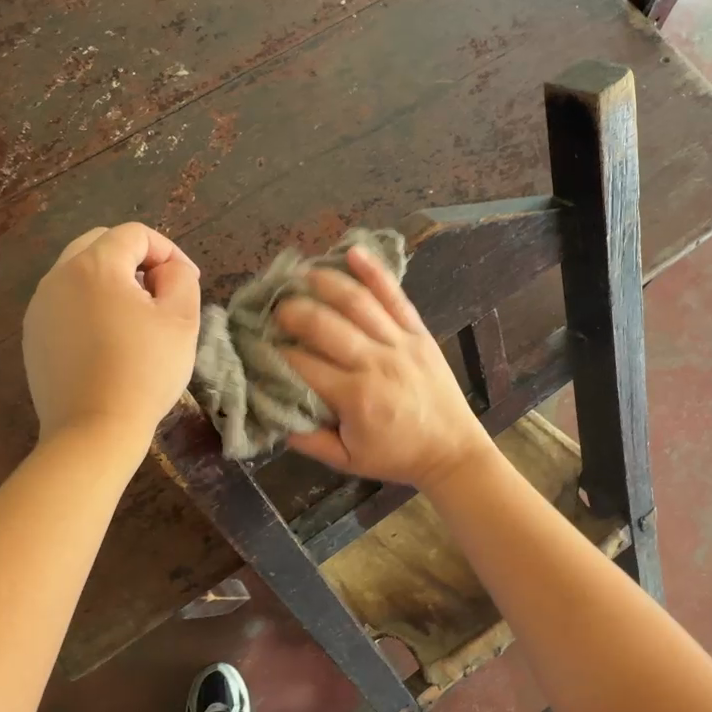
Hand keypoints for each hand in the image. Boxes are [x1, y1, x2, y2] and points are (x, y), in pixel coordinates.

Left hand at [22, 223, 199, 443]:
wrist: (93, 429)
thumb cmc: (144, 371)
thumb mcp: (182, 320)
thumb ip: (180, 277)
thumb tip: (167, 269)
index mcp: (95, 265)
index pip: (135, 234)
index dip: (168, 251)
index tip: (187, 282)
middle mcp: (59, 276)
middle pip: (100, 244)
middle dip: (136, 260)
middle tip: (161, 293)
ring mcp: (40, 306)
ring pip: (79, 273)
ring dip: (112, 282)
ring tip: (137, 318)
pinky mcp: (33, 335)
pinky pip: (65, 304)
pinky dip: (90, 307)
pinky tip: (109, 342)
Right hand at [277, 246, 495, 489]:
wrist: (452, 451)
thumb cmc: (397, 456)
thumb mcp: (347, 461)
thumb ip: (309, 440)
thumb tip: (273, 414)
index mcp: (355, 397)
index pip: (303, 365)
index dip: (276, 353)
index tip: (259, 345)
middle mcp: (376, 363)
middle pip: (325, 325)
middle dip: (293, 312)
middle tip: (274, 308)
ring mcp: (400, 343)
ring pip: (357, 302)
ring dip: (325, 283)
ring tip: (301, 275)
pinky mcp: (419, 332)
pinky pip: (395, 296)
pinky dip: (374, 271)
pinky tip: (352, 251)